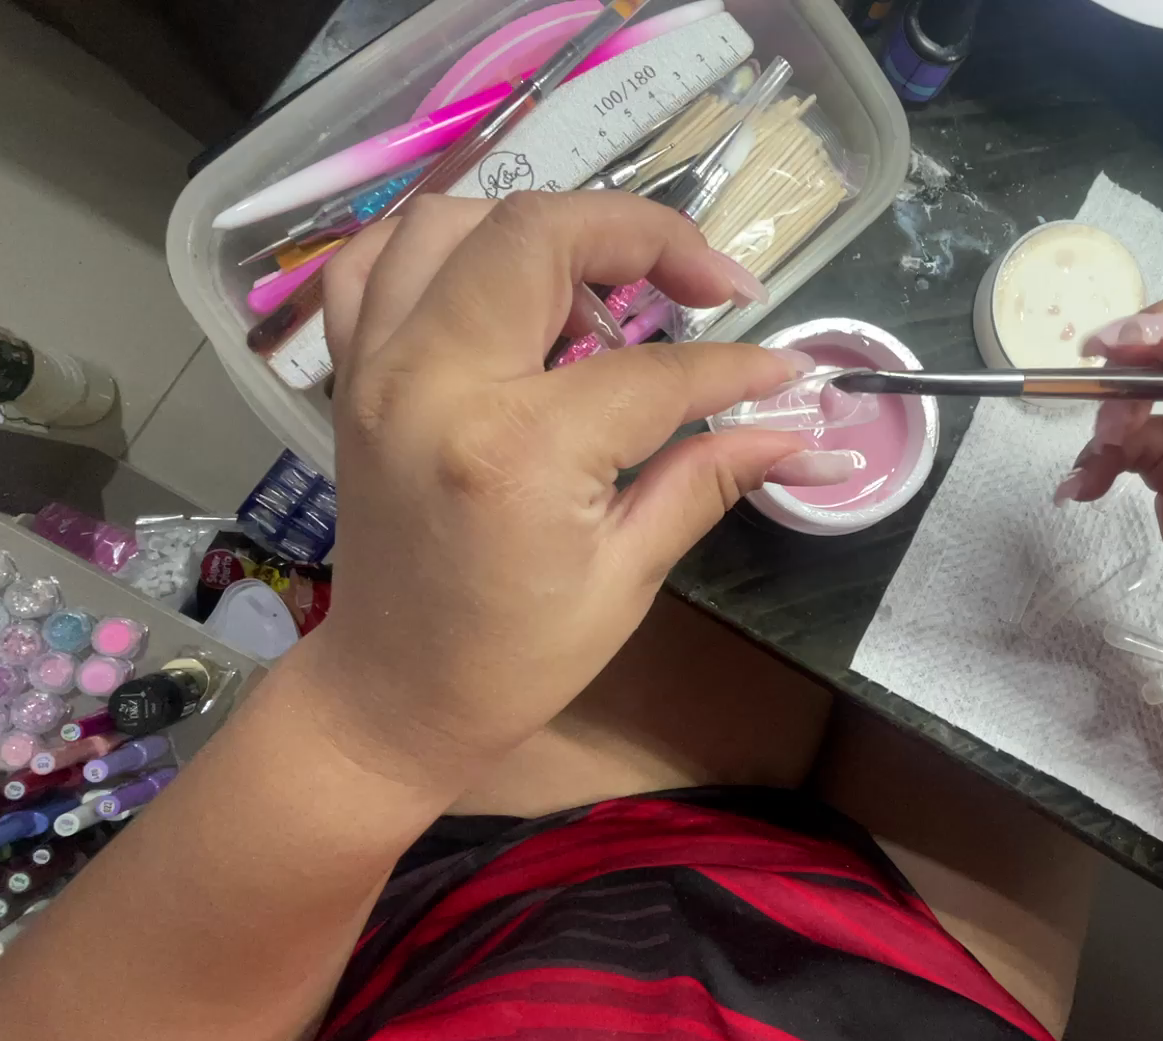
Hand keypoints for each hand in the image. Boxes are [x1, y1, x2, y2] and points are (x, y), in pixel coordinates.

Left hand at [303, 192, 848, 778]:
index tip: (788, 370)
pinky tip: (500, 285)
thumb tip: (808, 437)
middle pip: (543, 236)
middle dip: (647, 236)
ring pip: (456, 221)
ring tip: (602, 300)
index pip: (655, 373)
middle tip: (709, 284)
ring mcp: (378, 370)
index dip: (737, 366)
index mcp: (520, 451)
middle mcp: (437, 382)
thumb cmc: (518, 658)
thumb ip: (713, 479)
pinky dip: (447, 246)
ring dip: (548, 234)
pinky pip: (379, 262)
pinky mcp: (354, 377)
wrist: (395, 696)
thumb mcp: (630, 575)